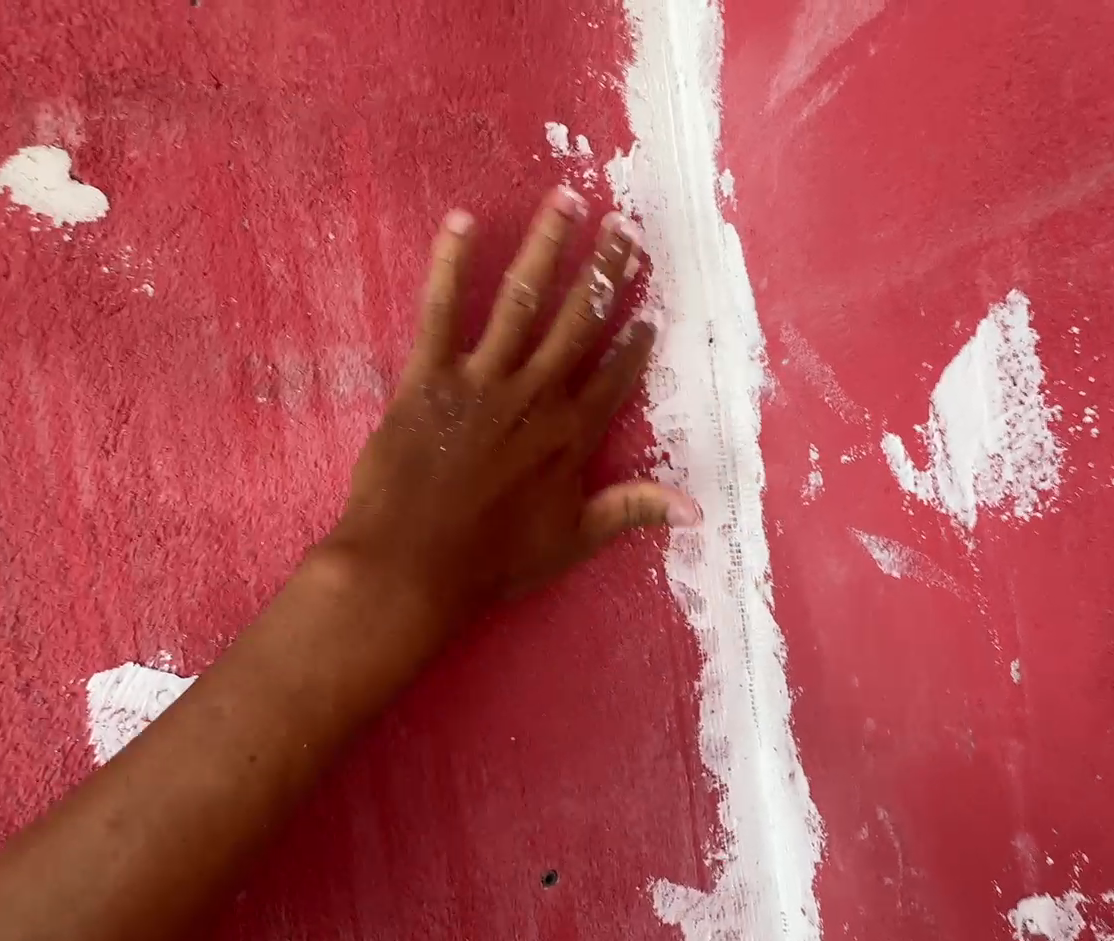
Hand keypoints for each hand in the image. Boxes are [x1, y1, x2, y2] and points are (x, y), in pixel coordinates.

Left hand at [316, 186, 697, 641]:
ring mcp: (482, 381)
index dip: (634, 339)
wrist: (414, 567)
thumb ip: (632, 510)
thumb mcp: (574, 540)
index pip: (614, 374)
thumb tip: (699, 509)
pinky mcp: (428, 377)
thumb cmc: (495, 560)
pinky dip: (450, 265)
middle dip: (605, 272)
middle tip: (625, 225)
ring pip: (523, 302)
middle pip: (580, 322)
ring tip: (567, 200)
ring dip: (547, 249)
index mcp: (572, 435)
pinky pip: (440, 311)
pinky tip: (463, 222)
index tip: (650, 305)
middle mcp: (536, 396)